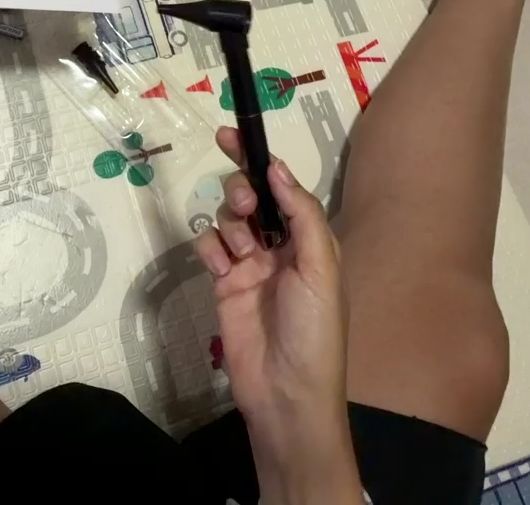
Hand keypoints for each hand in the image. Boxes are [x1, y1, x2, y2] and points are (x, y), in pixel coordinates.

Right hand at [193, 130, 355, 492]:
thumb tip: (276, 168)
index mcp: (308, 240)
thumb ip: (301, 214)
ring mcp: (248, 264)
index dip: (258, 161)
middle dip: (242, 193)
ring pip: (228, 219)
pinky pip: (210, 247)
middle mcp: (278, 247)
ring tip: (240, 251)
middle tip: (246, 208)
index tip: (232, 135)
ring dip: (230, 223)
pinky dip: (211, 248)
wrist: (285, 393)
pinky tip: (221, 267)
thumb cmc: (314, 330)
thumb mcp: (319, 269)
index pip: (281, 188)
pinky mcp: (223, 283)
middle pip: (250, 198)